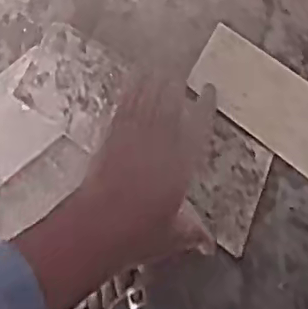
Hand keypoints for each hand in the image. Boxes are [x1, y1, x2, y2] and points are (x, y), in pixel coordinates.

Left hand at [75, 72, 216, 264]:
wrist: (99, 224)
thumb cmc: (139, 232)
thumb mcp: (173, 235)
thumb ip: (192, 232)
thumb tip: (207, 243)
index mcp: (181, 163)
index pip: (198, 126)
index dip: (205, 106)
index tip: (208, 90)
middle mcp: (159, 143)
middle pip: (170, 104)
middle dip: (176, 84)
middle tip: (180, 67)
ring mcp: (134, 136)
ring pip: (147, 100)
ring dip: (154, 81)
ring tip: (159, 65)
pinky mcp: (112, 136)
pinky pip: (125, 107)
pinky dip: (130, 90)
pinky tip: (133, 80)